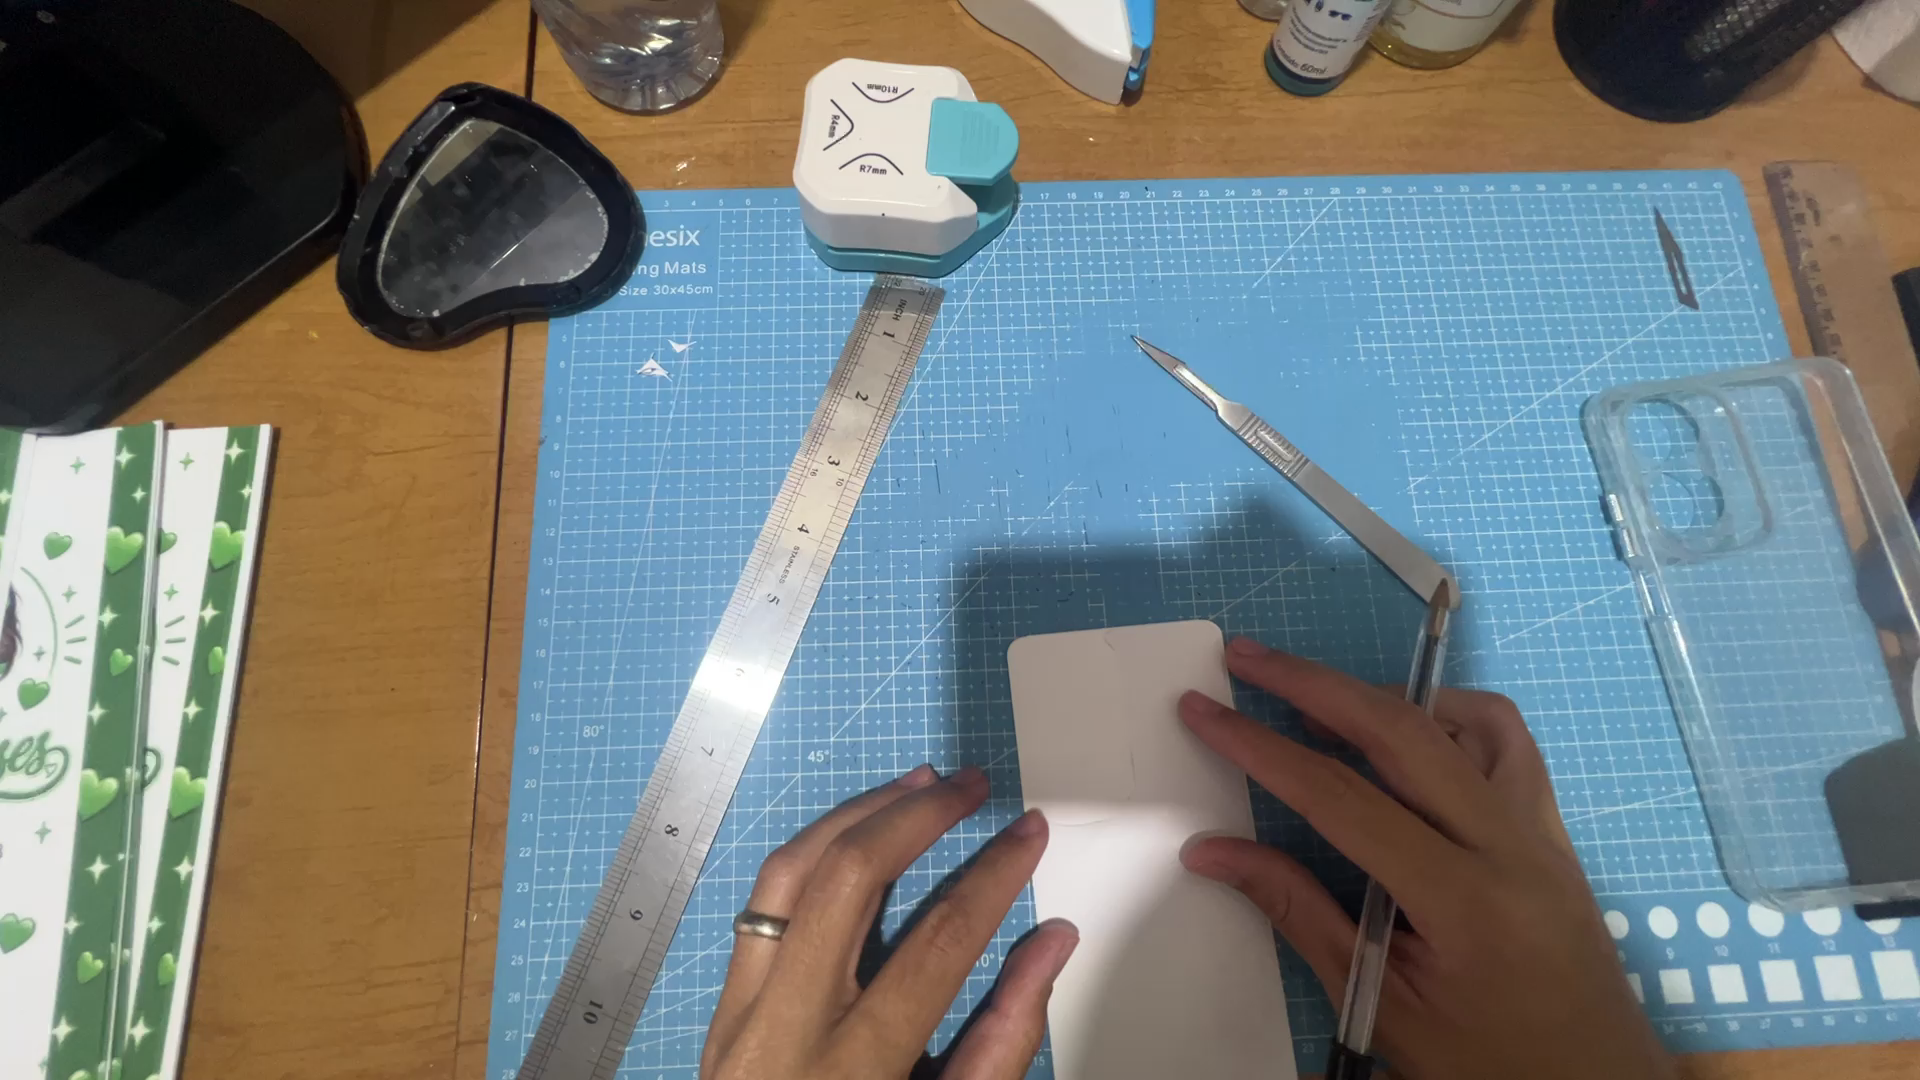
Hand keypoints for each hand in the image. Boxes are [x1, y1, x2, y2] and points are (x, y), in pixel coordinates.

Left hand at [702, 764, 1078, 1079]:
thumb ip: (1003, 1039)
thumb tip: (1056, 937)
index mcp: (854, 1072)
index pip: (937, 944)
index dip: (993, 876)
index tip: (1029, 829)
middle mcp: (785, 1028)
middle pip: (849, 879)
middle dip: (918, 816)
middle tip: (971, 784)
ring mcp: (742, 1006)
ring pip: (793, 868)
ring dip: (862, 810)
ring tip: (920, 782)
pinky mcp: (724, 997)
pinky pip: (767, 895)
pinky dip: (819, 842)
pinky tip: (862, 823)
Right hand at [1178, 638, 1673, 1079]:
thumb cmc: (1486, 1066)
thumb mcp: (1376, 1002)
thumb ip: (1294, 910)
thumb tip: (1208, 851)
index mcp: (1464, 900)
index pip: (1338, 796)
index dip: (1258, 746)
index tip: (1202, 710)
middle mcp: (1511, 845)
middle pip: (1397, 729)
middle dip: (1308, 681)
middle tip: (1244, 655)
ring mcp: (1540, 829)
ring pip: (1460, 718)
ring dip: (1376, 694)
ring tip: (1316, 702)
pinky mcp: (1550, 828)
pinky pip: (1503, 739)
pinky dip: (1444, 713)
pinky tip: (1403, 733)